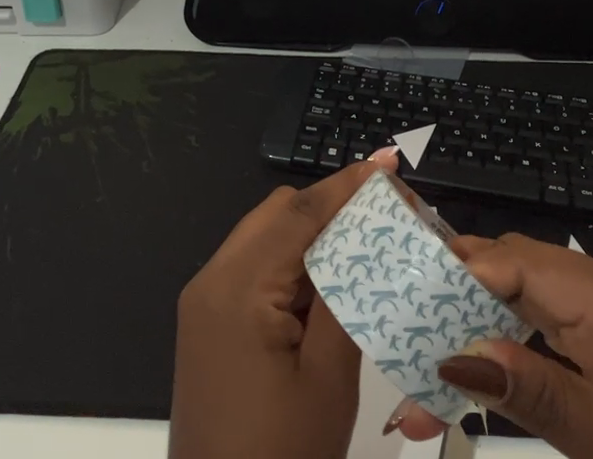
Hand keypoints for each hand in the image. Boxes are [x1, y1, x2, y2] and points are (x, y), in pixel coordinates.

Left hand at [170, 150, 398, 458]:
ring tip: (368, 238)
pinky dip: (294, 264)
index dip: (344, 185)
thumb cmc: (280, 455)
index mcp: (236, 289)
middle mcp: (211, 282)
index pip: (296, 214)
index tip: (388, 163)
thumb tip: (362, 238)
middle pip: (276, 216)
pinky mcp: (208, 325)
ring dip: (313, 233)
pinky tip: (332, 277)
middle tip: (386, 209)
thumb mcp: (326, 378)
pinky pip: (255, 271)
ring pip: (265, 240)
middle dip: (330, 205)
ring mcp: (204, 304)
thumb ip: (342, 297)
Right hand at [394, 234, 592, 458]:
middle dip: (451, 300)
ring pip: (524, 296)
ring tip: (420, 374)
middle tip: (393, 340)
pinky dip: (507, 347)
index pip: (516, 260)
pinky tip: (475, 377)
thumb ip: (544, 399)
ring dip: (472, 327)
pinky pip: (549, 325)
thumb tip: (455, 352)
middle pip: (514, 270)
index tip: (392, 293)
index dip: (452, 269)